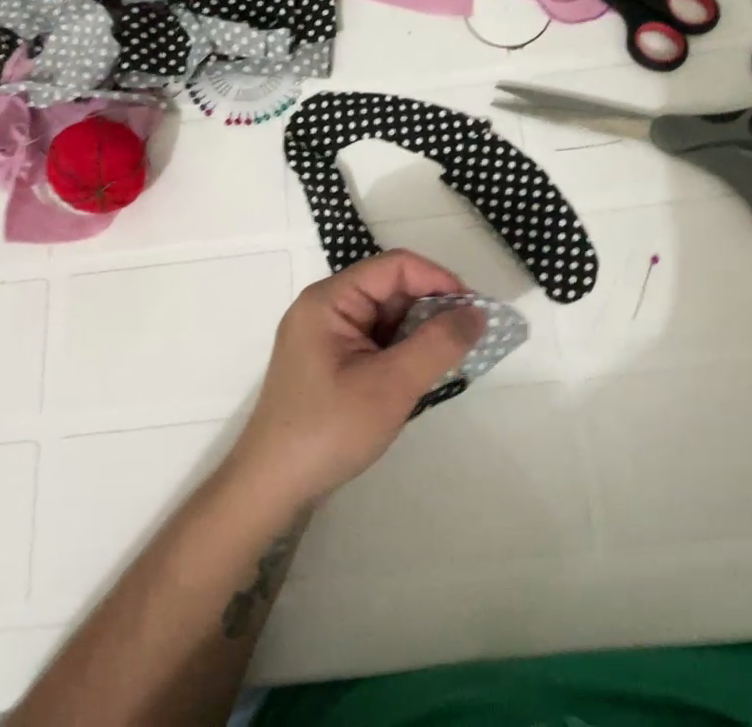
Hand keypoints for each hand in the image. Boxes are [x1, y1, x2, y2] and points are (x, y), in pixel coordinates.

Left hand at [226, 250, 484, 507]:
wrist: (272, 485)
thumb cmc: (329, 430)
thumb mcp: (391, 385)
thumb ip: (438, 344)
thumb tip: (478, 312)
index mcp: (329, 301)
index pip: (395, 267)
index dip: (439, 280)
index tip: (475, 312)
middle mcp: (324, 309)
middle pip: (391, 289)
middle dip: (432, 310)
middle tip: (468, 343)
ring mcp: (325, 338)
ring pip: (386, 318)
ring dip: (420, 334)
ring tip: (449, 363)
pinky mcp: (329, 364)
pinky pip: (375, 342)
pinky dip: (403, 353)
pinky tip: (421, 376)